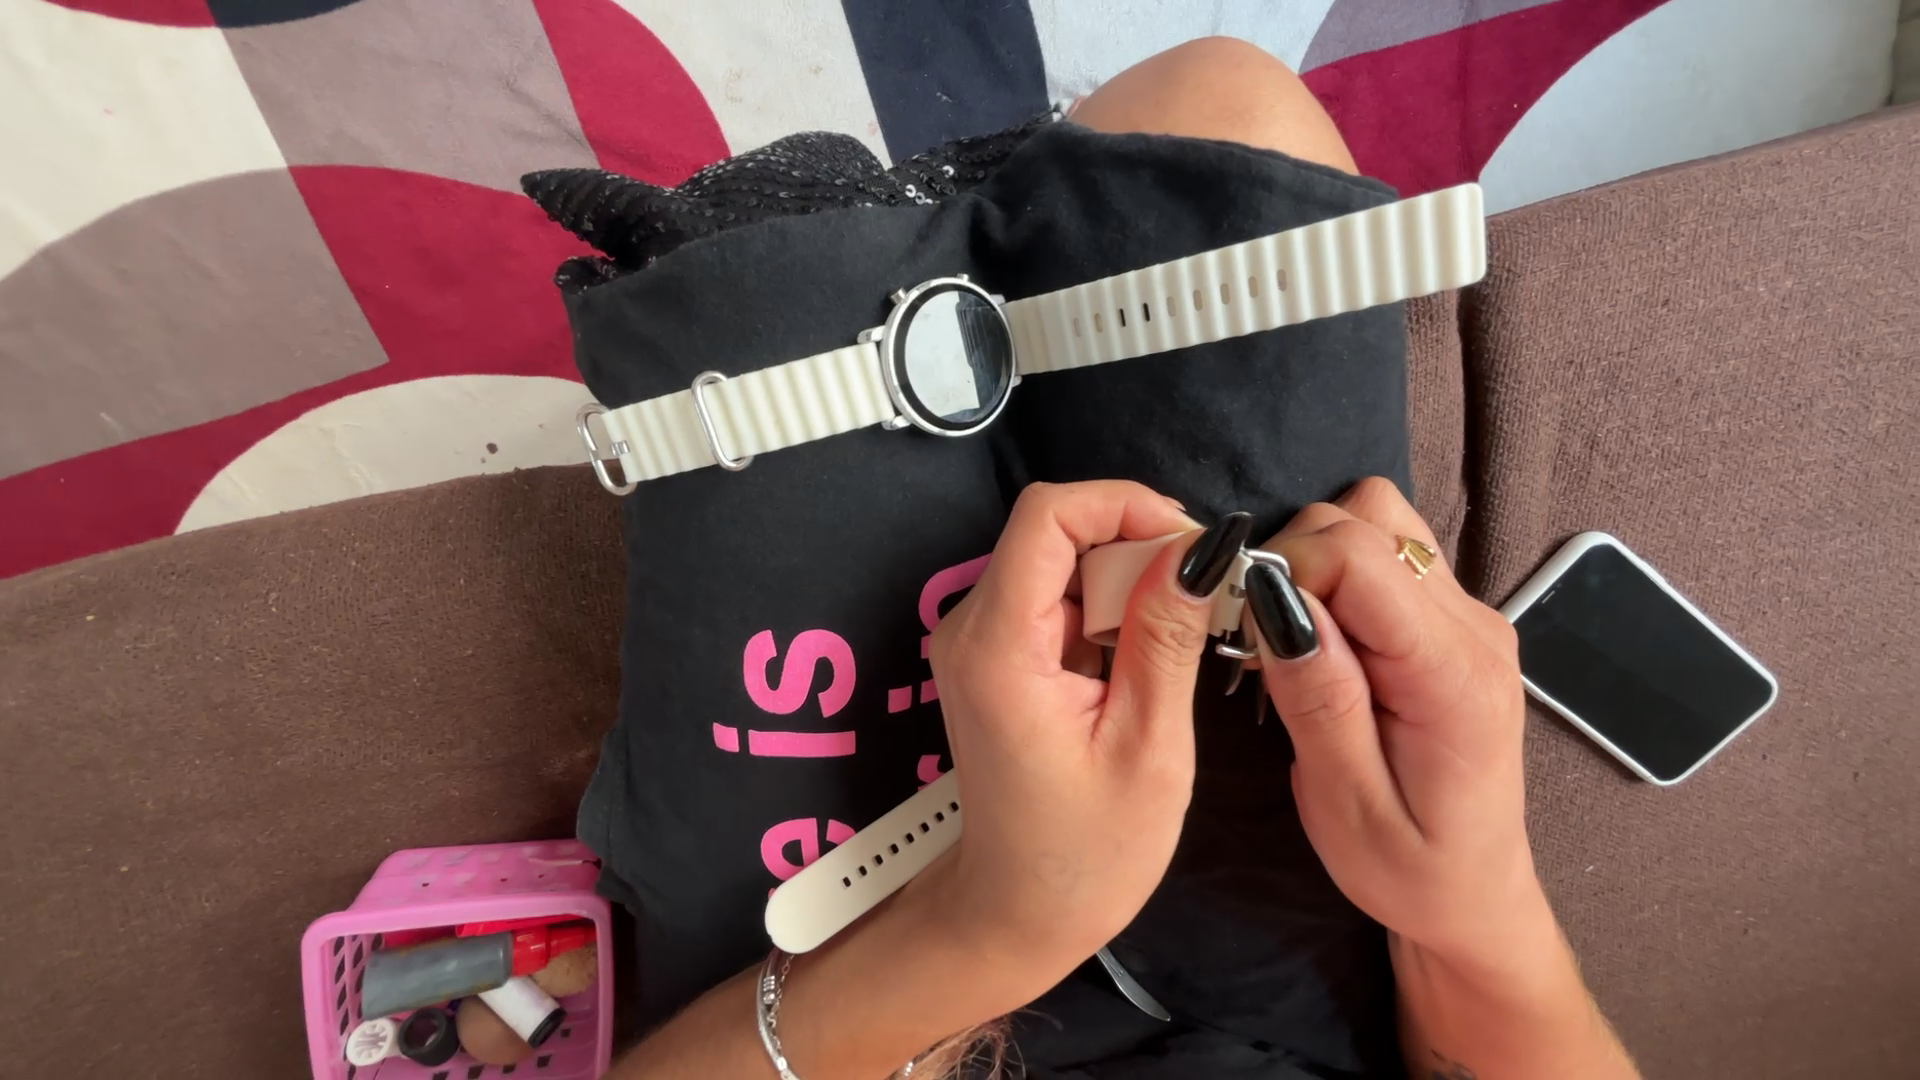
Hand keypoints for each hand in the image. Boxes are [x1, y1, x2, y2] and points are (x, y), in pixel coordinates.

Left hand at [919, 480, 1238, 998]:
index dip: (1121, 504)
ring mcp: (976, 638)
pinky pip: (1051, 597)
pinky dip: (1103, 607)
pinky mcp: (993, 653)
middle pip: (1051, 532)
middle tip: (1199, 592)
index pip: (1046, 515)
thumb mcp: (1148, 747)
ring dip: (1123, 578)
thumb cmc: (1084, 853)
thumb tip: (1196, 551)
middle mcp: (971, 626)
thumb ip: (1166, 637)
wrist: (1014, 909)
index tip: (1188, 542)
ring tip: (1177, 630)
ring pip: (1056, 561)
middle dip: (1132, 543)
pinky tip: (1138, 655)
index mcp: (998, 646)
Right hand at [1245, 478, 1546, 967]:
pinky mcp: (1448, 612)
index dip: (1282, 570)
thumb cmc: (1407, 864)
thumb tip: (1272, 596)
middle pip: (1360, 522)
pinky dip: (1332, 560)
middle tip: (1259, 636)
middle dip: (1287, 561)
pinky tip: (1320, 621)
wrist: (1473, 892)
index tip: (1244, 629)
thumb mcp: (1346, 801)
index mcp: (1454, 675)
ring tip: (1291, 625)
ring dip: (1312, 553)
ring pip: (1373, 515)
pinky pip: (1383, 542)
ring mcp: (1467, 612)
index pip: (1357, 557)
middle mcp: (1472, 624)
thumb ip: (1317, 694)